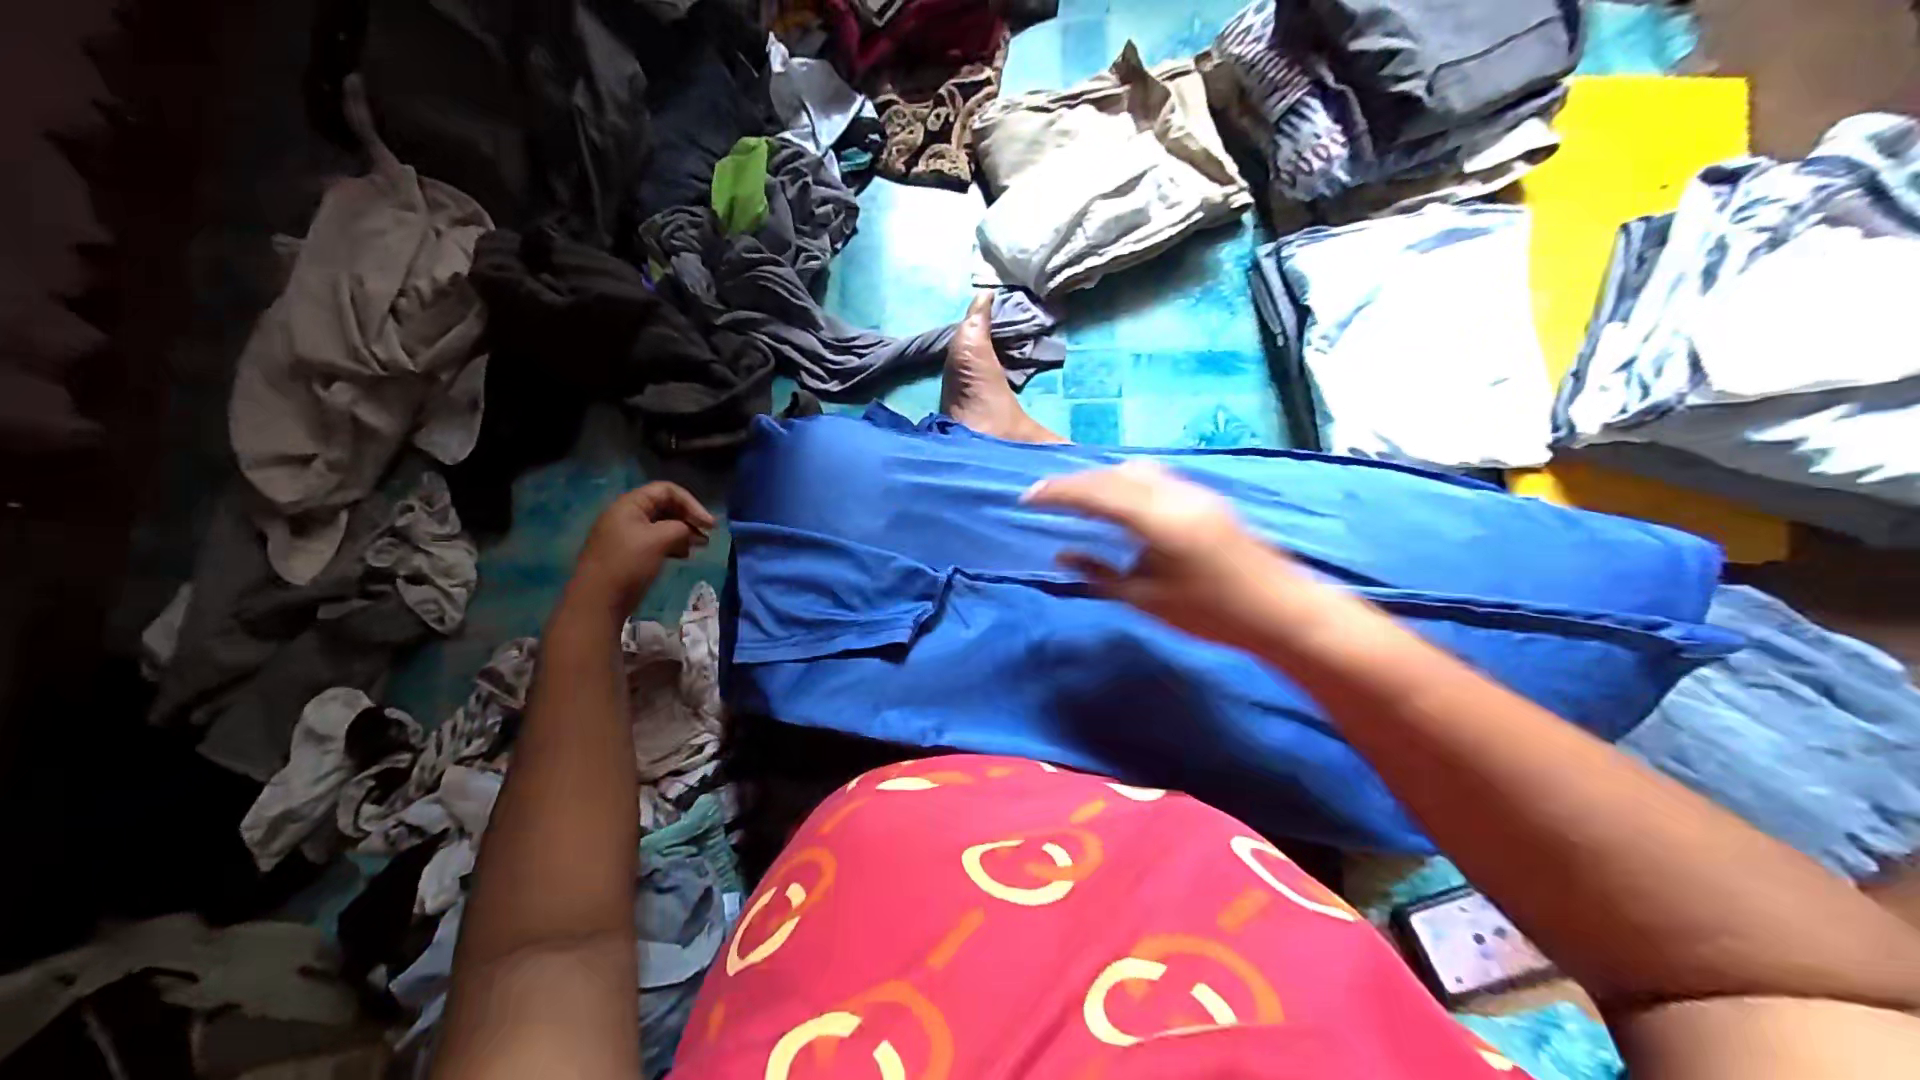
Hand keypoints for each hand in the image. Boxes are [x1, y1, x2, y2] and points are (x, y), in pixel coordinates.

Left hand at [570, 482, 715, 614]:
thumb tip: (691, 533)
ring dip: (683, 532)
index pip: (667, 490)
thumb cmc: (628, 564)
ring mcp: (626, 534)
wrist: (598, 600)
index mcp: (630, 504)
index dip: (692, 503)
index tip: (710, 524)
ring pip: (662, 524)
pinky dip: (672, 544)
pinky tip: (682, 556)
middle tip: (708, 535)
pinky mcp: (629, 552)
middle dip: (689, 518)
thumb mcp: (659, 540)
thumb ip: (681, 528)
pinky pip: (655, 540)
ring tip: (699, 547)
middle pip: (665, 506)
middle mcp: (627, 514)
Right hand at [1023, 462, 1347, 651]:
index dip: (1057, 493)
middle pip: (1112, 475)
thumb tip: (1062, 555)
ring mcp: (1193, 492)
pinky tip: (1119, 504)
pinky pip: (1153, 477)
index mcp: (1156, 518)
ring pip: (1134, 470)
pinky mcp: (1205, 498)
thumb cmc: (1212, 614)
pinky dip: (1125, 482)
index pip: (1094, 493)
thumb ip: (1099, 574)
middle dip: (1074, 483)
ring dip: (1101, 479)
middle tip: (1044, 498)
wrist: (1282, 612)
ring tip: (1077, 500)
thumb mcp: (1146, 600)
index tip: (1027, 498)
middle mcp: (1174, 493)